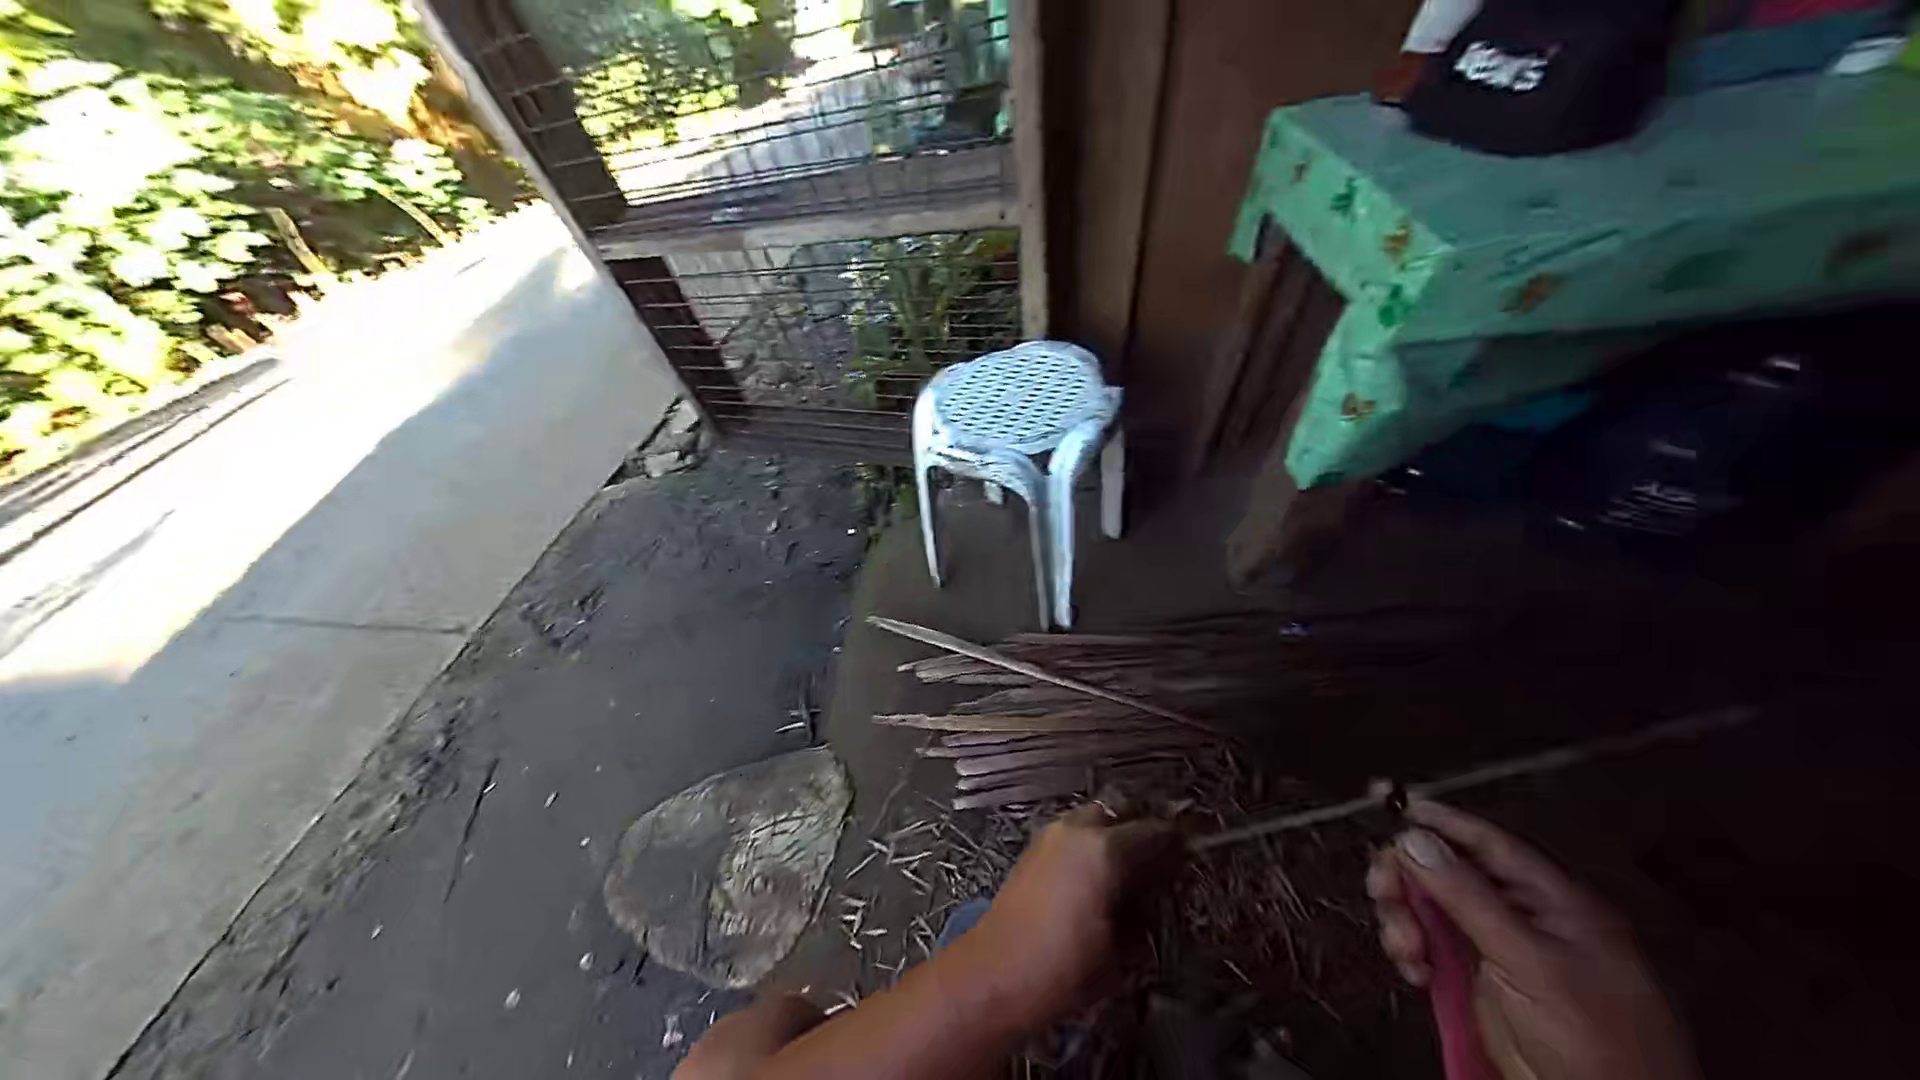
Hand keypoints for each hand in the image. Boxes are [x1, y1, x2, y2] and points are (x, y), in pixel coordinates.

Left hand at [966, 802, 1180, 1020]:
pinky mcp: (1033, 847)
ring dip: (1112, 832)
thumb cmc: (1065, 965)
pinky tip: (1093, 874)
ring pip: (1093, 817)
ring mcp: (1051, 835)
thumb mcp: (1122, 946)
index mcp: (1106, 850)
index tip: (1185, 856)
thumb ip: (1141, 908)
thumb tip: (1151, 894)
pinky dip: (1088, 843)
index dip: (1176, 844)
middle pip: (1122, 811)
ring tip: (1124, 865)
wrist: (999, 971)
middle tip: (1157, 855)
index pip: (1156, 832)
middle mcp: (1077, 830)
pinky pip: (1071, 832)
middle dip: (1141, 828)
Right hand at [1368, 799, 1699, 1079]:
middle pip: (1445, 870)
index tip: (1396, 803)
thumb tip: (1417, 841)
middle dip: (1407, 877)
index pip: (1488, 843)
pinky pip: (1424, 940)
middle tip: (1384, 889)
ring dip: (1402, 918)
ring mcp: (1496, 947)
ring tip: (1406, 947)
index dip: (1441, 820)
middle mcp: (1521, 916)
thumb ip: (1469, 898)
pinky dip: (1408, 949)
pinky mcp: (1474, 976)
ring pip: (1426, 904)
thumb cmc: (1603, 1049)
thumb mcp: (1532, 964)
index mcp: (1554, 903)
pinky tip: (1417, 970)